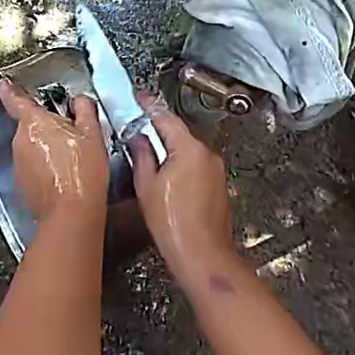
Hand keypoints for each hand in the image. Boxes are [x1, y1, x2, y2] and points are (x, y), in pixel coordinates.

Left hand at [0, 77, 110, 227]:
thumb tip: (80, 102)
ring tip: (72, 161)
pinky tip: (64, 177)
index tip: (4, 83)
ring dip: (48, 149)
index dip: (9, 89)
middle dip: (49, 128)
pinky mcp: (22, 183)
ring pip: (33, 147)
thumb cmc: (81, 173)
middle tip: (73, 137)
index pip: (15, 99)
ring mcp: (19, 164)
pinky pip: (33, 168)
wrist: (71, 213)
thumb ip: (84, 110)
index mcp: (34, 123)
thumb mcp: (92, 134)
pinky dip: (46, 169)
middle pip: (31, 126)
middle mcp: (20, 141)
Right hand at [126, 93, 233, 279]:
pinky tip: (167, 185)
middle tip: (136, 137)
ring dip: (169, 153)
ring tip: (149, 168)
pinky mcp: (218, 186)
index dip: (149, 108)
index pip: (166, 118)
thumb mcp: (147, 185)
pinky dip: (181, 168)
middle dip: (158, 134)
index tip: (139, 99)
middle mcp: (207, 155)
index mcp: (189, 149)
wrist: (201, 254)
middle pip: (178, 134)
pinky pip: (196, 167)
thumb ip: (142, 156)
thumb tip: (138, 140)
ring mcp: (215, 171)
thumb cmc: (173, 224)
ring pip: (187, 152)